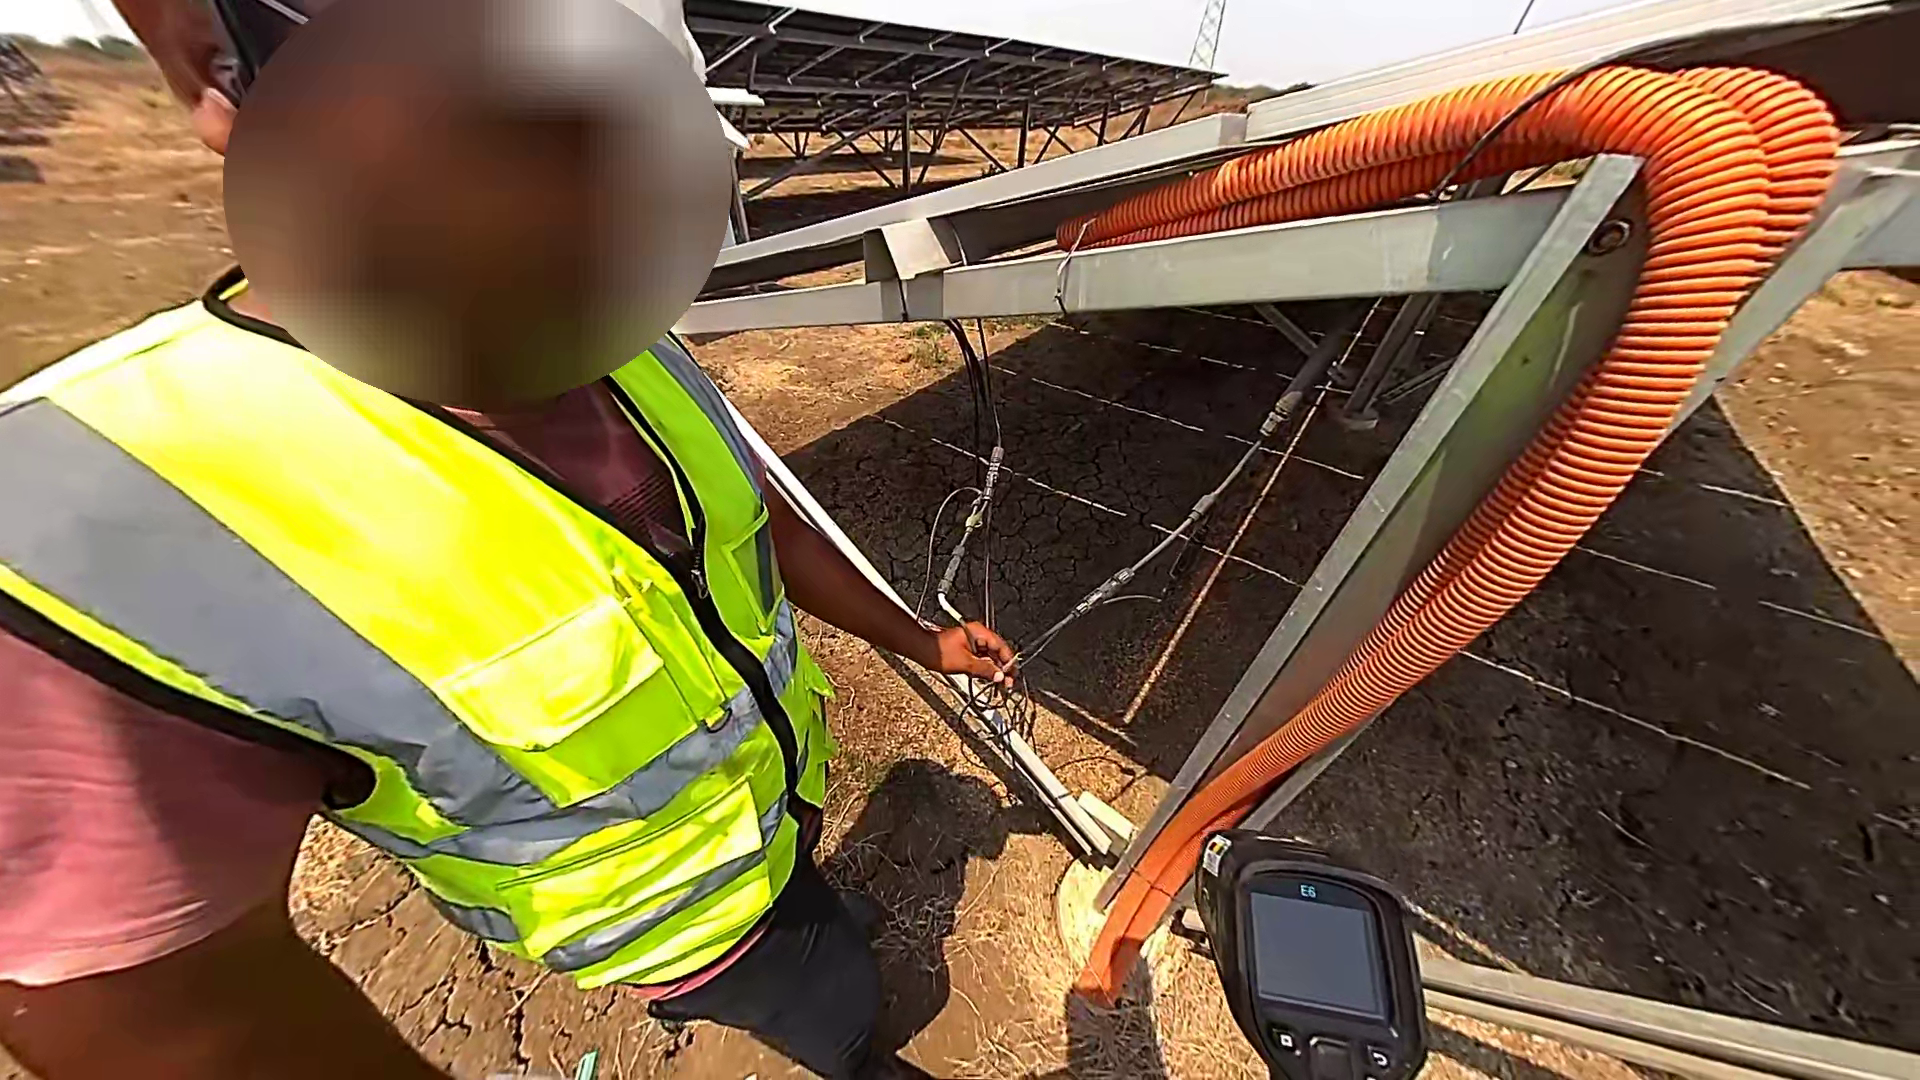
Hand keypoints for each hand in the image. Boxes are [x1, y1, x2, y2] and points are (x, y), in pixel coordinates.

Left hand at [916, 622, 1016, 682]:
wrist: (923, 650)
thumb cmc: (939, 652)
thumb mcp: (965, 663)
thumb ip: (984, 670)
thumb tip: (999, 675)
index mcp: (978, 633)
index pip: (1001, 646)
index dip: (1008, 661)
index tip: (1012, 673)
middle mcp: (977, 635)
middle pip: (996, 651)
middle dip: (1001, 667)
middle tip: (1007, 681)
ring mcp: (972, 642)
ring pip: (989, 656)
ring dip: (993, 669)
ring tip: (998, 682)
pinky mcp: (967, 649)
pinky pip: (981, 658)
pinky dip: (984, 668)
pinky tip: (986, 677)